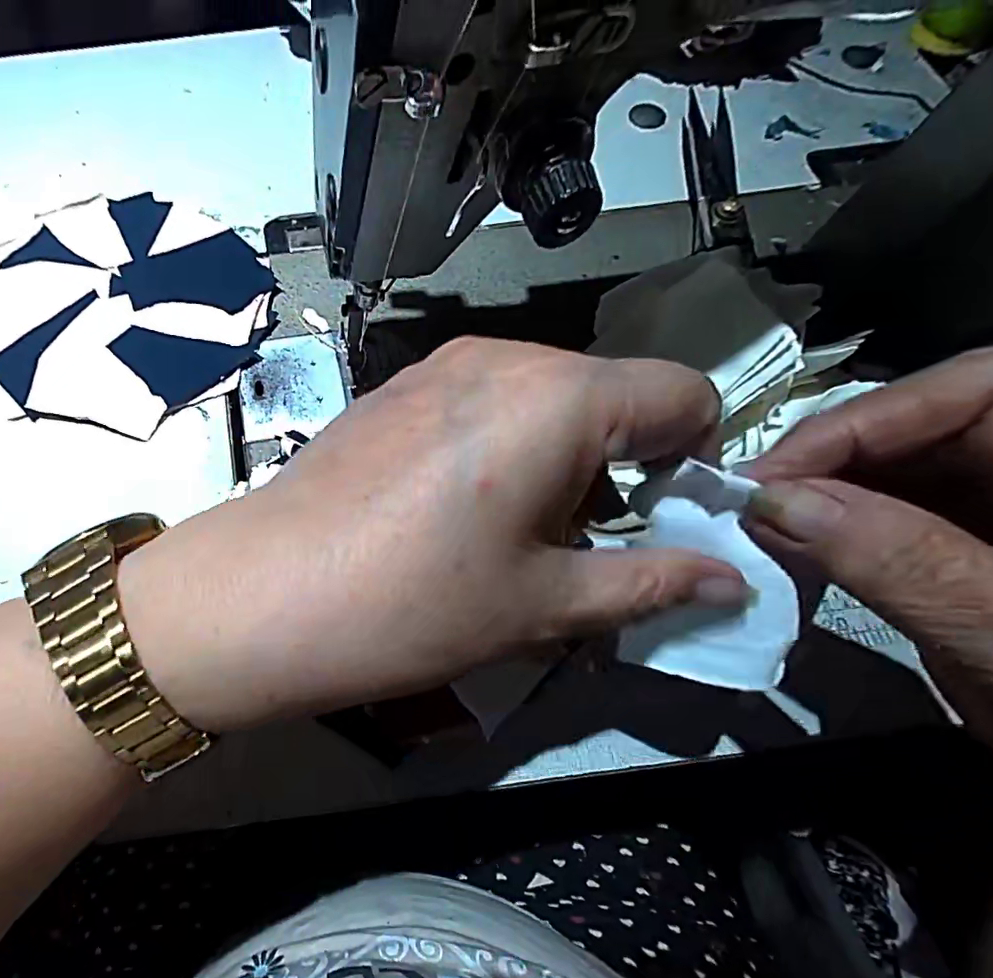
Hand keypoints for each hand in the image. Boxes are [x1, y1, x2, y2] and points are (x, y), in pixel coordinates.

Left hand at [115, 338, 746, 730]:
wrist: (261, 596)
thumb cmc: (411, 605)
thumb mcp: (543, 604)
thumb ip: (650, 582)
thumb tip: (731, 581)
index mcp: (560, 399)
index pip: (684, 394)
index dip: (698, 457)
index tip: (670, 519)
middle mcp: (506, 357)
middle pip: (615, 394)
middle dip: (625, 466)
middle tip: (585, 545)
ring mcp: (445, 363)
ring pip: (552, 397)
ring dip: (567, 458)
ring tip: (516, 535)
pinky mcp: (403, 385)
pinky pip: (492, 399)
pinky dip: (512, 445)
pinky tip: (464, 509)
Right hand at [741, 347, 992, 977]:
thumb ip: (917, 572)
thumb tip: (776, 503)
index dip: (876, 420)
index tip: (772, 471)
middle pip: (968, 424)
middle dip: (850, 460)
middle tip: (754, 501)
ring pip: (942, 471)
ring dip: (849, 497)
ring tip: (770, 524)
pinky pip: (938, 521)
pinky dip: (868, 534)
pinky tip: (816, 546)